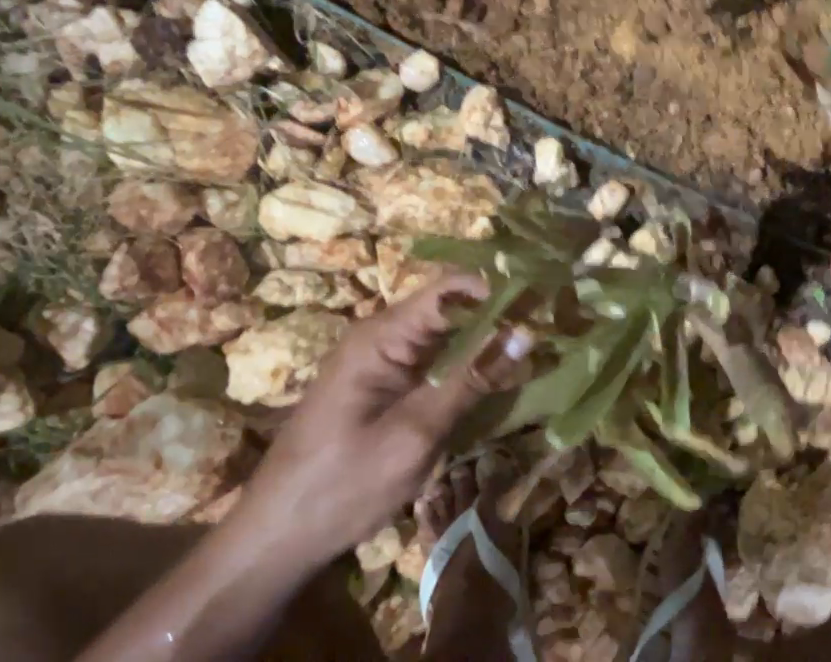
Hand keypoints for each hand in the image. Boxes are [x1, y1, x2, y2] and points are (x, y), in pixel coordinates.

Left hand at [229, 273, 532, 566]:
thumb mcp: (415, 434)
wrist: (274, 541)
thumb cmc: (341, 486)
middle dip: (503, 319)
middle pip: (455, 310)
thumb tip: (527, 333)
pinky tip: (505, 386)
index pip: (453, 289)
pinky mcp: (387, 390)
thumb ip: (471, 381)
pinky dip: (470, 371)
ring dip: (491, 347)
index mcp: (382, 337)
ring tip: (542, 357)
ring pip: (451, 339)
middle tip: (556, 334)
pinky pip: (438, 365)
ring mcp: (384, 365)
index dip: (501, 291)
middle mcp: (383, 339)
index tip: (547, 306)